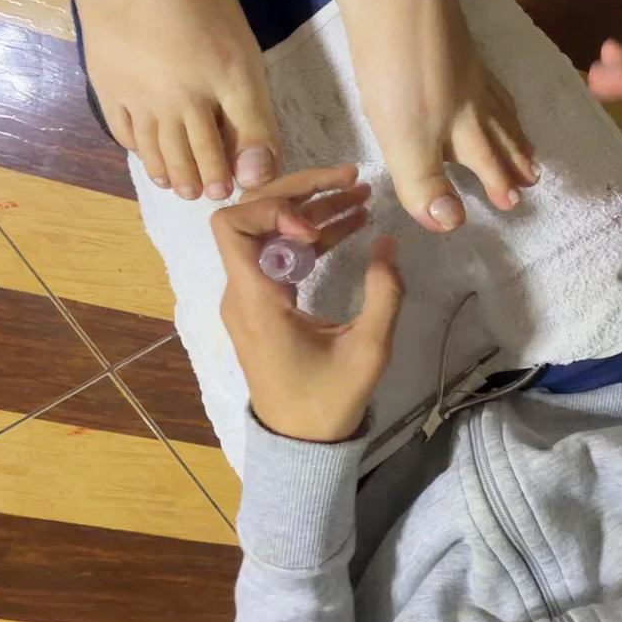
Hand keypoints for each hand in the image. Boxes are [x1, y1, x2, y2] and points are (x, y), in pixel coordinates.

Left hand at [213, 166, 404, 442]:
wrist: (301, 442)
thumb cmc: (328, 400)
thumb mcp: (368, 350)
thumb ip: (384, 293)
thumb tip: (389, 241)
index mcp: (255, 300)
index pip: (232, 226)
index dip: (273, 209)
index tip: (315, 226)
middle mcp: (243, 290)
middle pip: (252, 215)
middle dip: (300, 191)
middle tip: (351, 178)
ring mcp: (251, 295)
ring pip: (269, 230)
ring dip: (312, 210)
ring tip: (361, 196)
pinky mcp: (265, 302)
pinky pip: (280, 254)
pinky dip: (312, 236)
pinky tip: (350, 224)